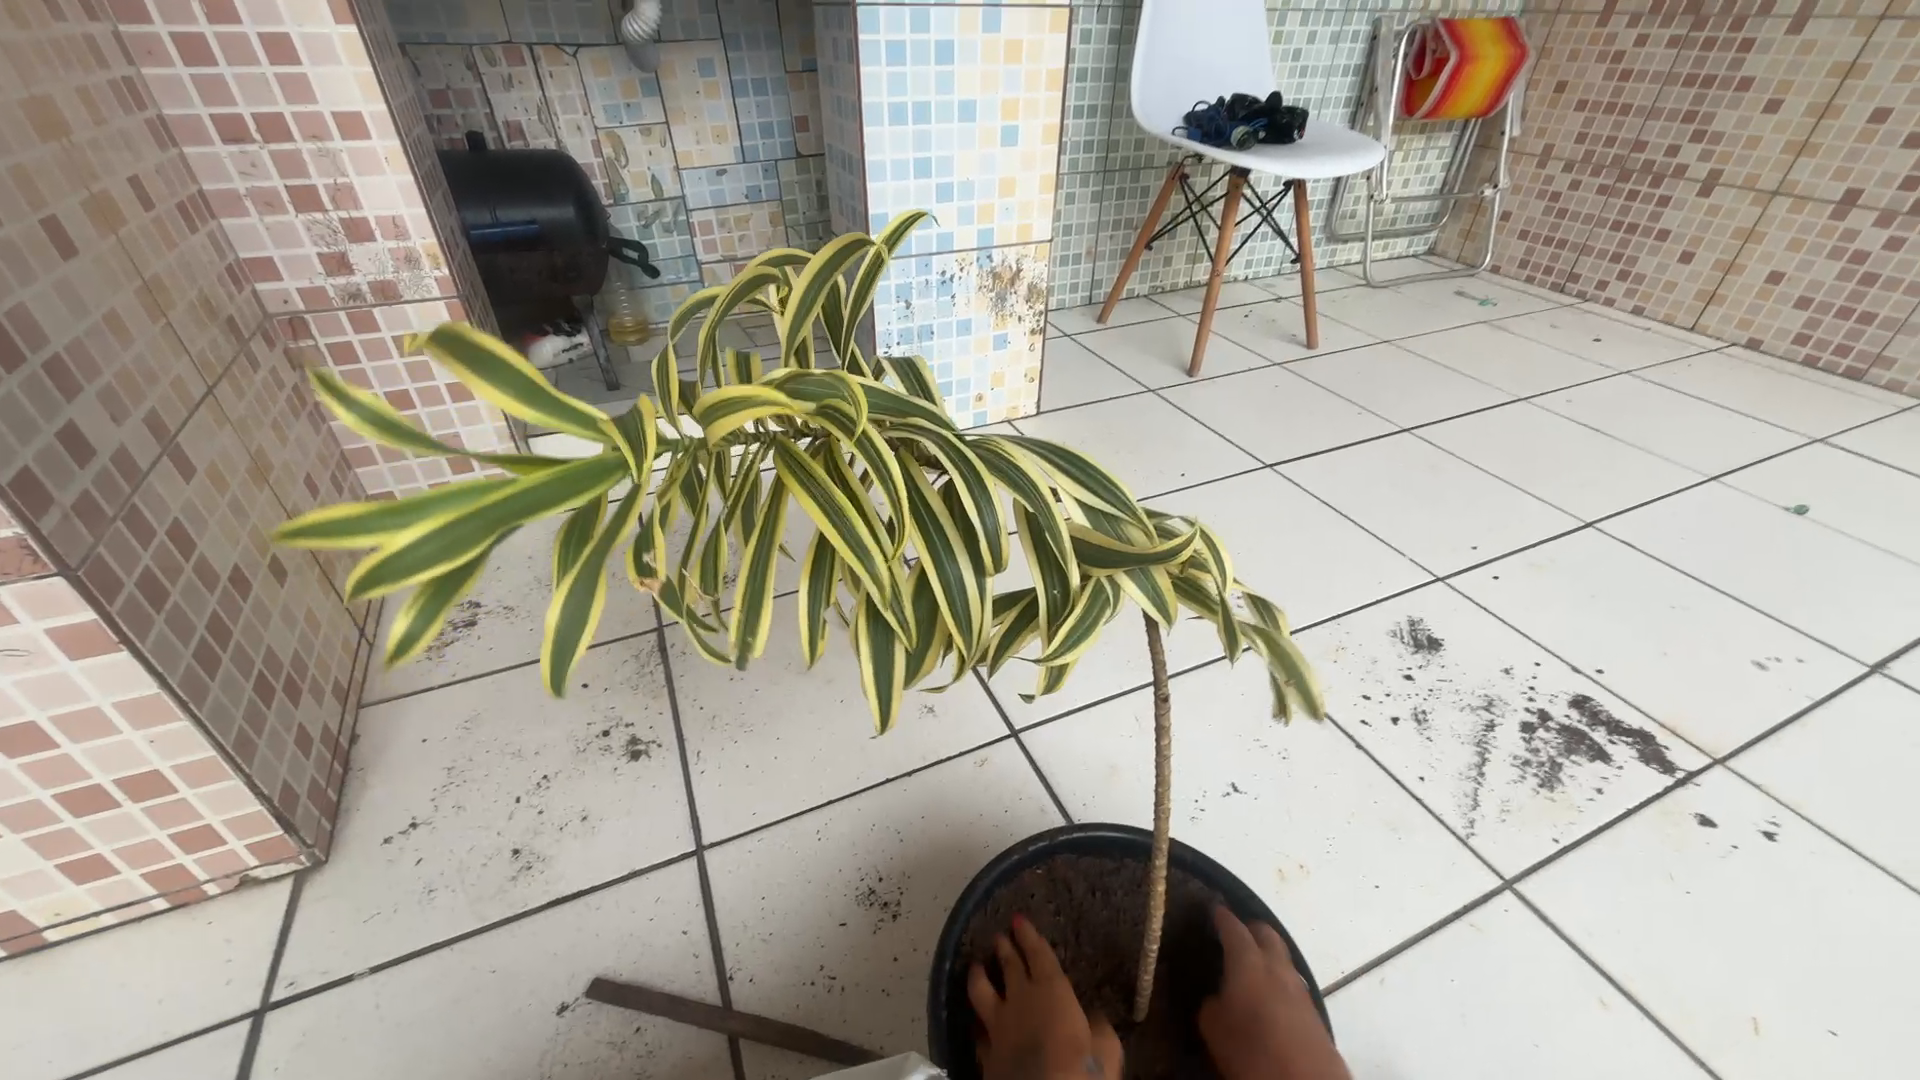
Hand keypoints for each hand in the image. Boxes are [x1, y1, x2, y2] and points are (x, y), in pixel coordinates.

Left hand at [968, 914, 1122, 1079]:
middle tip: (999, 936)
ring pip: (981, 991)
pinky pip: (979, 1032)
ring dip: (979, 975)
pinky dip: (978, 1025)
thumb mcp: (1106, 1047)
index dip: (1028, 935)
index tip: (1018, 919)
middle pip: (1009, 965)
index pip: (1038, 954)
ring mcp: (998, 1026)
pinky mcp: (986, 1053)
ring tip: (975, 966)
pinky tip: (977, 1025)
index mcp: (1051, 989)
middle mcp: (1021, 999)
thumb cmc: (1082, 1068)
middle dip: (1004, 948)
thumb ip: (1098, 1028)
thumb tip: (1095, 1018)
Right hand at [1198, 906, 1349, 1079]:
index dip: (1222, 916)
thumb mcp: (1214, 1028)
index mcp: (1249, 962)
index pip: (1234, 928)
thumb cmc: (1253, 1052)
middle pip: (1266, 933)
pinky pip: (1290, 980)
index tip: (1213, 908)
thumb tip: (1218, 997)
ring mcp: (1299, 988)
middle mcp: (1277, 966)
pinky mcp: (1312, 1011)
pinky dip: (1277, 977)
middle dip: (1249, 927)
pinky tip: (1267, 994)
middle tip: (1233, 932)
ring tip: (1249, 964)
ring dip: (1266, 953)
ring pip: (1282, 956)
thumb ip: (1212, 1003)